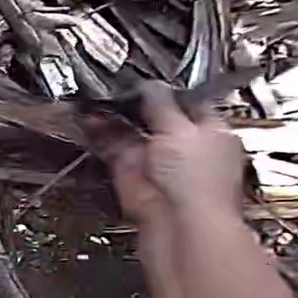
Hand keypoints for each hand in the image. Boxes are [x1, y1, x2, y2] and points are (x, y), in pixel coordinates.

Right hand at [90, 82, 245, 225]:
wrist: (176, 219)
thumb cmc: (198, 182)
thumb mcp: (181, 131)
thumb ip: (162, 106)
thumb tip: (151, 86)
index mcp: (209, 132)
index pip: (188, 102)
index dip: (167, 89)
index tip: (146, 78)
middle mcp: (180, 144)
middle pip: (154, 115)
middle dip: (134, 101)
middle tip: (115, 86)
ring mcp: (152, 157)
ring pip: (128, 129)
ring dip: (112, 115)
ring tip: (97, 98)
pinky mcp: (127, 169)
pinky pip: (110, 145)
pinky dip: (98, 132)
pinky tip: (89, 117)